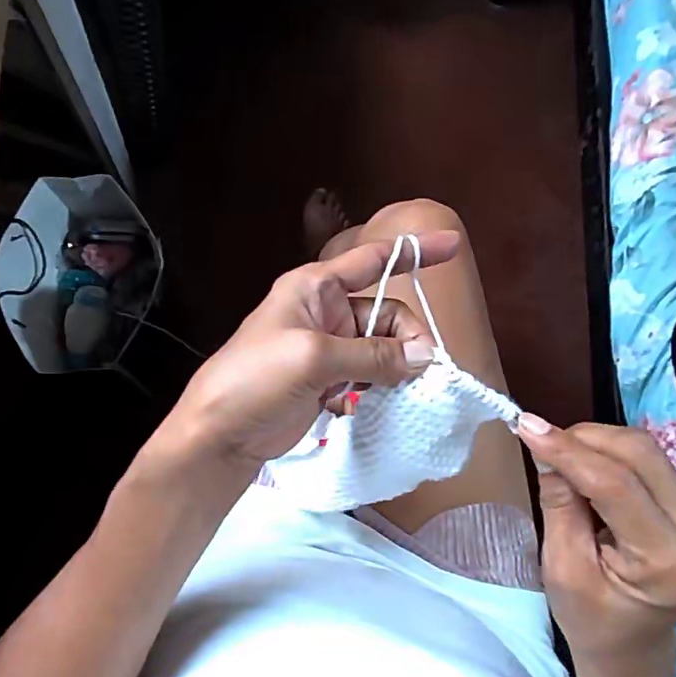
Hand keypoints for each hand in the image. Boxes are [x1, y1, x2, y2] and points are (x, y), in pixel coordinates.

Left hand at [156, 232, 462, 468]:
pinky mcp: (327, 380)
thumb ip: (371, 354)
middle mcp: (324, 312)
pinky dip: (378, 388)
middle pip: (385, 313)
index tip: (454, 243)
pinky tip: (366, 405)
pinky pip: (368, 375)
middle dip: (407, 338)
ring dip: (396, 367)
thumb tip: (425, 357)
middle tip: (420, 371)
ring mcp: (326, 348)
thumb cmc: (255, 378)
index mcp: (315, 287)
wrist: (221, 433)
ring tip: (402, 391)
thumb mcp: (313, 357)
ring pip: (381, 348)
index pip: (372, 259)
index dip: (412, 250)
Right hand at [514, 419, 675, 676]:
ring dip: (595, 444)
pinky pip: (650, 465)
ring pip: (646, 452)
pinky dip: (609, 457)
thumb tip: (548, 451)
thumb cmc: (591, 620)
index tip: (526, 426)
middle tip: (540, 440)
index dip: (568, 450)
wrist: (630, 650)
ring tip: (560, 460)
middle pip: (641, 455)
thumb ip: (560, 507)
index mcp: (669, 562)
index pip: (617, 485)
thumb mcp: (562, 569)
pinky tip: (585, 474)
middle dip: (584, 438)